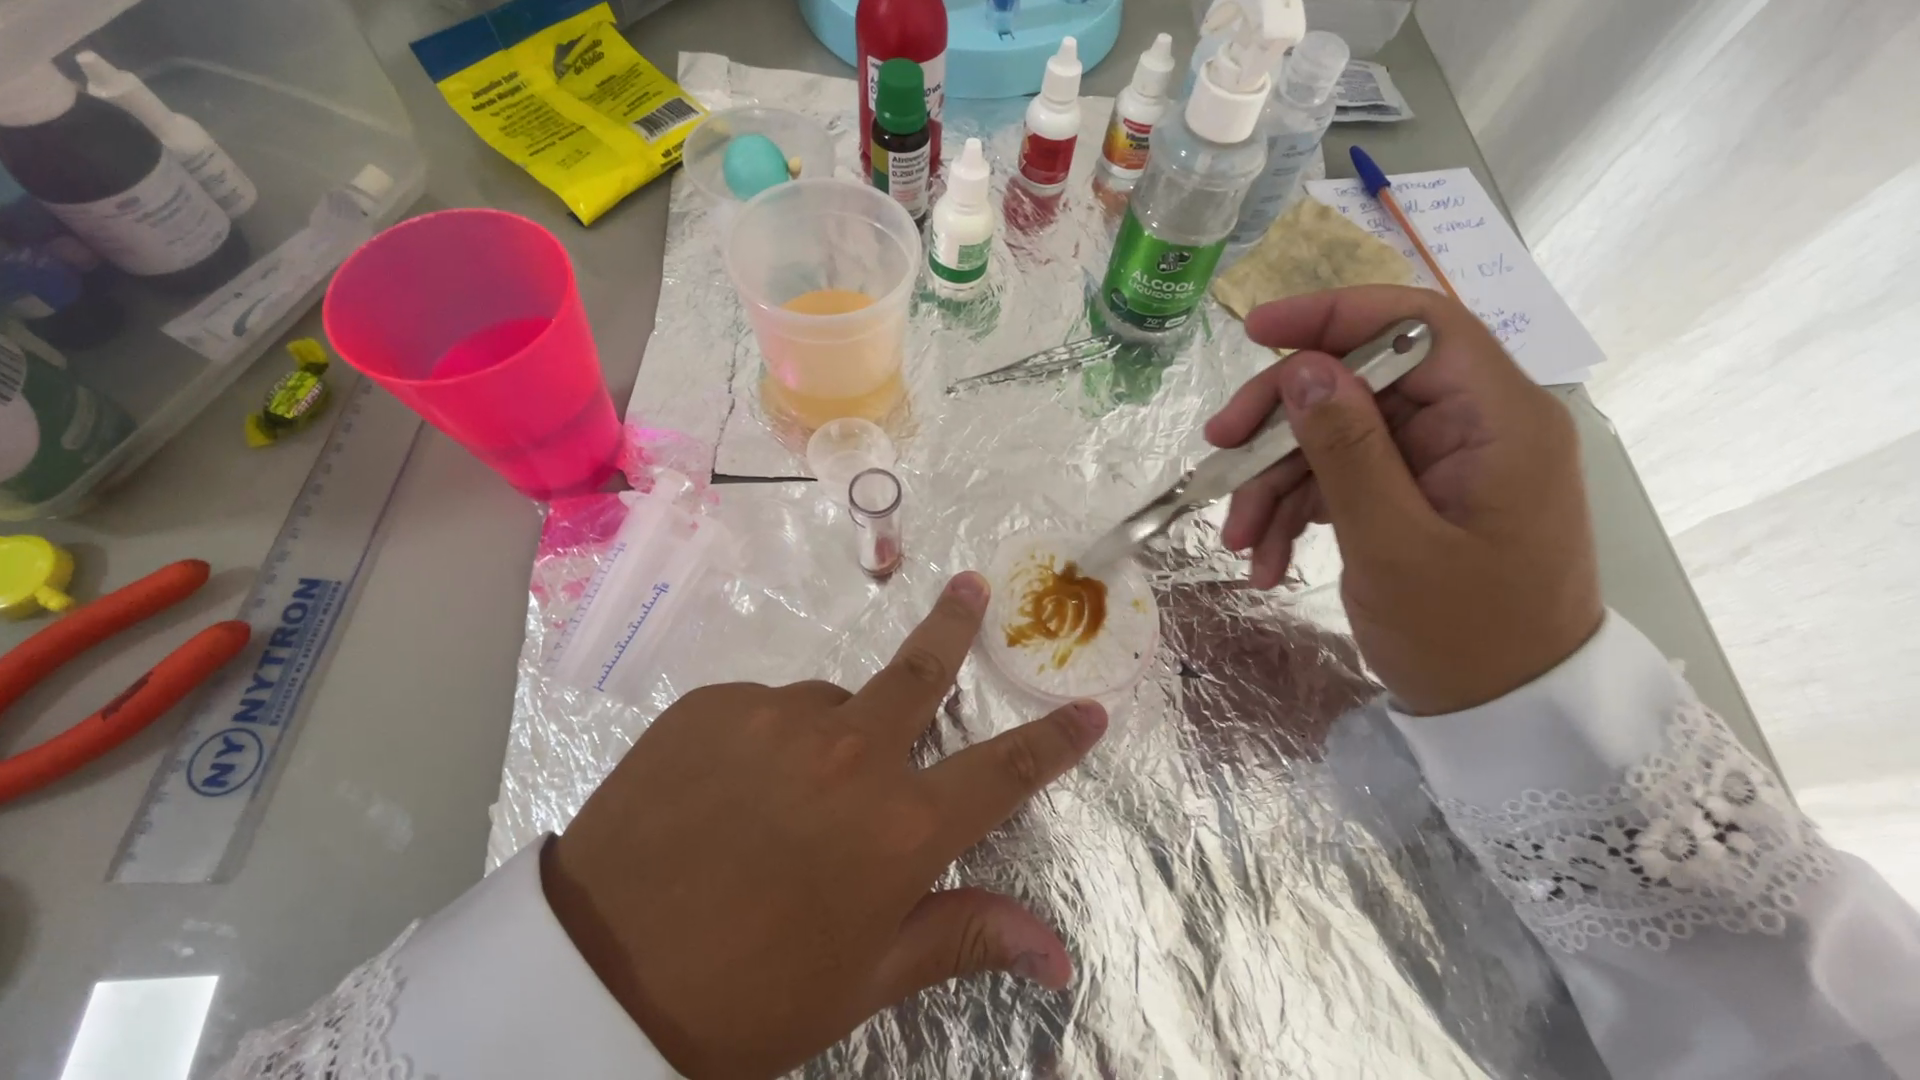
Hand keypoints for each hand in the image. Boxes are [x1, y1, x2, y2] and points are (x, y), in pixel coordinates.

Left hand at [542, 572, 1107, 1078]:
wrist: (592, 975)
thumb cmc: (745, 995)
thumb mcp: (863, 978)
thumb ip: (963, 936)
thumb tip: (1060, 955)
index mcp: (898, 829)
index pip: (1001, 772)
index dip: (1053, 742)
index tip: (1089, 708)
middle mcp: (848, 754)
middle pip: (920, 674)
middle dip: (953, 627)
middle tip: (969, 588)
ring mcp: (776, 718)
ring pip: (829, 705)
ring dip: (830, 735)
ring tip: (784, 799)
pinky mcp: (712, 704)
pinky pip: (763, 709)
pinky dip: (766, 739)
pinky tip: (729, 788)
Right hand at [1205, 285, 1603, 714]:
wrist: (1509, 717)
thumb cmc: (1465, 638)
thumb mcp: (1391, 544)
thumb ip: (1347, 449)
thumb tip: (1303, 368)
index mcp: (1497, 418)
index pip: (1415, 324)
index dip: (1333, 314)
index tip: (1255, 332)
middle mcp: (1474, 425)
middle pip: (1359, 382)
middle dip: (1281, 421)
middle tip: (1217, 455)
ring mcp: (1444, 463)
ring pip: (1339, 435)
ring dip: (1277, 484)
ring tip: (1241, 544)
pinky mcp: (1418, 497)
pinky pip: (1344, 480)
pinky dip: (1298, 513)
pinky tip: (1267, 559)